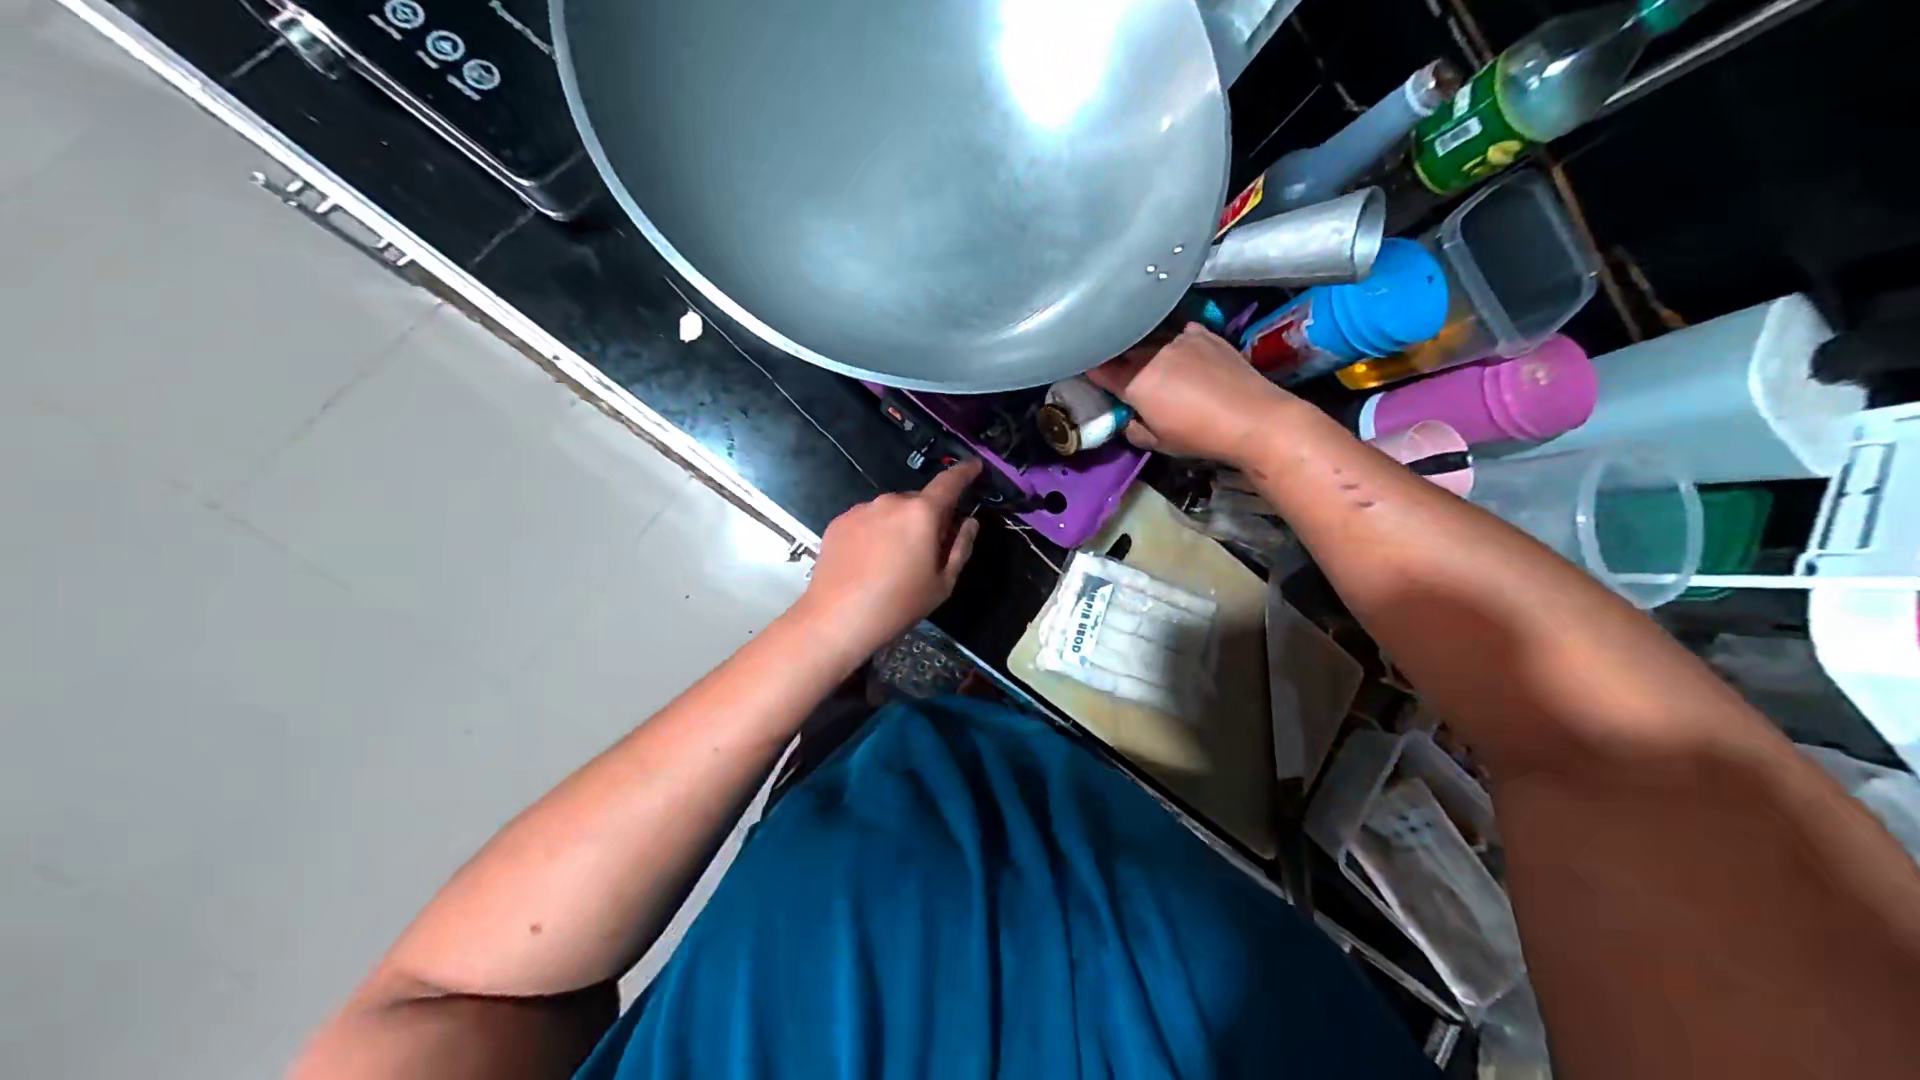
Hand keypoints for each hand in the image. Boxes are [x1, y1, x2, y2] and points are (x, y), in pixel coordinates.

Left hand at [791, 460, 982, 661]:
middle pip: (918, 501)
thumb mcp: (942, 583)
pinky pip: (867, 521)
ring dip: (899, 526)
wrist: (837, 618)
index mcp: (922, 513)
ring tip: (892, 561)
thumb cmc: (898, 604)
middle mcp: (890, 502)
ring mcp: (861, 510)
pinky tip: (868, 561)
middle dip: (927, 517)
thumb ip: (960, 547)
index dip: (965, 472)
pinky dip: (874, 533)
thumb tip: (969, 523)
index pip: (949, 482)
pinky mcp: (838, 522)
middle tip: (927, 549)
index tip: (974, 466)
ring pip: (890, 511)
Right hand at [1088, 323, 1299, 465]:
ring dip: (1139, 346)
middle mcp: (1150, 353)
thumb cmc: (1199, 435)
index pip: (1099, 368)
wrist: (1253, 418)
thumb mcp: (1157, 442)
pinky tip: (1173, 350)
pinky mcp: (1202, 333)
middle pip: (1121, 348)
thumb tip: (1129, 417)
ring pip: (1147, 337)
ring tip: (1141, 356)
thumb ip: (1133, 428)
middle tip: (1112, 366)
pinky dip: (1168, 340)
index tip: (1084, 370)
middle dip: (1112, 355)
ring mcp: (1178, 338)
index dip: (1088, 368)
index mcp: (1134, 381)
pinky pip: (1174, 331)